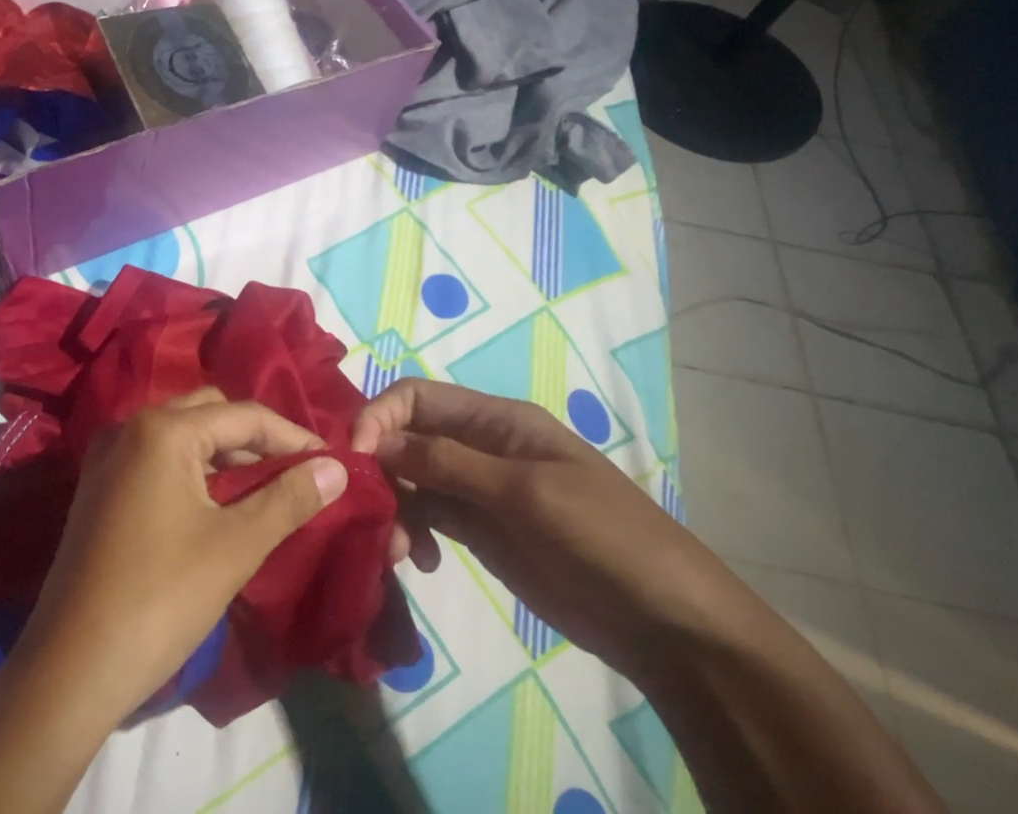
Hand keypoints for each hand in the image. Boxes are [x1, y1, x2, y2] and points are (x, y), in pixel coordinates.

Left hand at [14, 388, 348, 719]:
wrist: (75, 662)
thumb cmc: (163, 597)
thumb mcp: (236, 545)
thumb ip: (289, 498)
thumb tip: (336, 468)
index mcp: (161, 430)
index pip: (243, 416)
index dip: (293, 437)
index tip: (334, 464)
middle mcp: (128, 429)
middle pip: (208, 415)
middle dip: (256, 440)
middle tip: (299, 474)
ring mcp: (107, 459)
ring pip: (181, 438)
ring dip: (226, 457)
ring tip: (269, 492)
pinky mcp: (99, 490)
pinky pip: (157, 462)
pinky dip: (194, 473)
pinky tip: (220, 506)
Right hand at [354, 379, 753, 676]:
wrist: (662, 619)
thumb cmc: (603, 537)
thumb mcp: (525, 493)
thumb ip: (448, 463)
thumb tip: (377, 441)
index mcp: (497, 421)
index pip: (415, 398)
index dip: (377, 418)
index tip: (354, 461)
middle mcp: (480, 448)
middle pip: (405, 439)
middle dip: (380, 471)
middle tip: (372, 518)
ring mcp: (478, 492)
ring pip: (409, 482)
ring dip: (393, 509)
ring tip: (401, 552)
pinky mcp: (478, 533)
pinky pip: (426, 518)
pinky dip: (411, 533)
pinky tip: (420, 561)